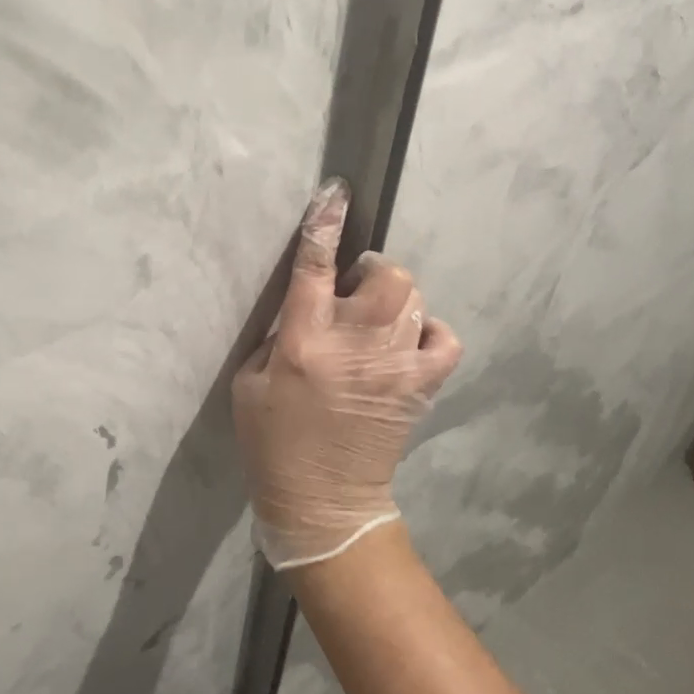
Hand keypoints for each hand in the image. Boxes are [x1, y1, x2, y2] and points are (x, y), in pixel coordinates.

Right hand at [232, 178, 462, 568]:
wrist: (323, 499)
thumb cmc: (273, 441)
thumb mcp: (249, 383)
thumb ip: (278, 336)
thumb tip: (308, 307)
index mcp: (305, 344)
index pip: (314, 268)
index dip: (324, 225)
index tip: (335, 193)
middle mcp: (355, 347)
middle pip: (387, 275)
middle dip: (370, 270)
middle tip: (351, 290)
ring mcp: (396, 366)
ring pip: (414, 299)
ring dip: (392, 298)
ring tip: (373, 320)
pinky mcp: (420, 385)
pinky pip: (443, 336)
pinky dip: (427, 328)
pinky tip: (405, 340)